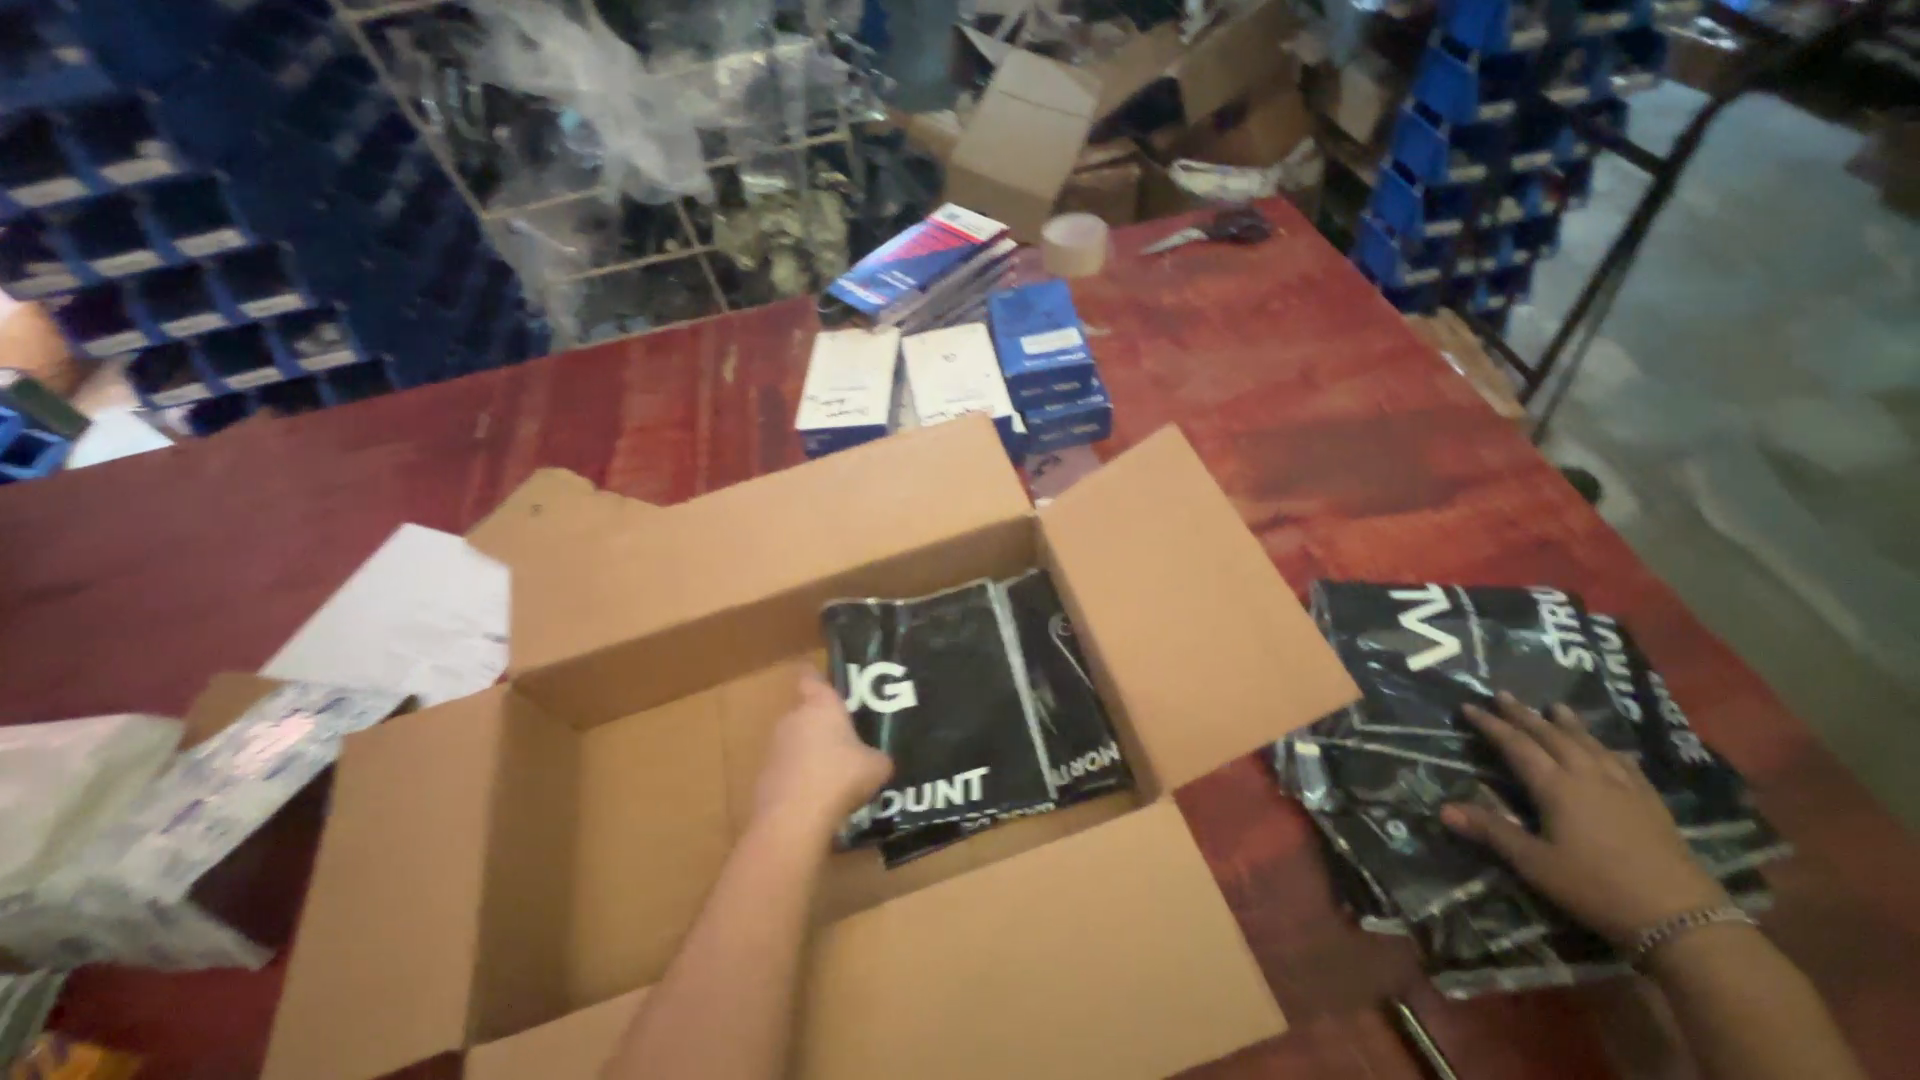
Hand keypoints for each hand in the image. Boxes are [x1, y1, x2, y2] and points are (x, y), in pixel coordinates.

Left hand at [752, 668, 891, 837]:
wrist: (795, 817)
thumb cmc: (841, 777)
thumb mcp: (876, 766)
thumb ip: (877, 757)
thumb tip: (877, 760)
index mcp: (821, 706)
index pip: (812, 679)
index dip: (817, 680)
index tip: (826, 685)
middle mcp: (793, 719)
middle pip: (806, 713)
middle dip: (822, 726)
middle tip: (845, 743)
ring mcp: (774, 747)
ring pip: (795, 743)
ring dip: (810, 754)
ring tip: (833, 776)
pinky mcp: (764, 775)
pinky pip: (787, 770)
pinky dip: (799, 779)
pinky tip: (816, 799)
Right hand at [1440, 692, 1730, 947]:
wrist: (1679, 915)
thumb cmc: (1595, 887)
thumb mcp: (1535, 864)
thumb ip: (1492, 832)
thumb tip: (1443, 808)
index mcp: (1557, 787)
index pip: (1516, 746)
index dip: (1491, 725)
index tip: (1469, 706)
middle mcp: (1588, 775)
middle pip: (1552, 736)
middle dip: (1524, 715)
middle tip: (1504, 695)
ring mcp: (1625, 786)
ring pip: (1589, 743)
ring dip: (1568, 724)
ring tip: (1554, 707)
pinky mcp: (1650, 801)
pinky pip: (1623, 762)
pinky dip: (1606, 748)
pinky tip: (1607, 748)